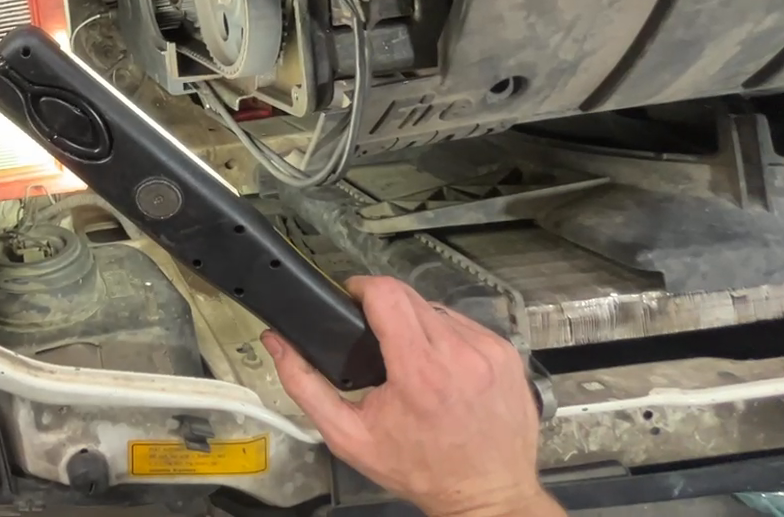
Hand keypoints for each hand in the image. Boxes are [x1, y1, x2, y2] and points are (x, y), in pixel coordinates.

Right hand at [261, 276, 558, 516]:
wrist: (490, 501)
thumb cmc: (419, 470)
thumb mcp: (348, 436)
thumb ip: (303, 384)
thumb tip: (276, 341)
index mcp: (420, 372)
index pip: (386, 293)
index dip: (360, 288)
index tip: (350, 301)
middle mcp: (461, 355)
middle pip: (407, 294)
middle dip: (383, 305)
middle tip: (372, 334)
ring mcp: (489, 353)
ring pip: (433, 306)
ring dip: (414, 320)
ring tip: (407, 354)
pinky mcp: (507, 356)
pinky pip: (461, 323)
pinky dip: (443, 334)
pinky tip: (438, 363)